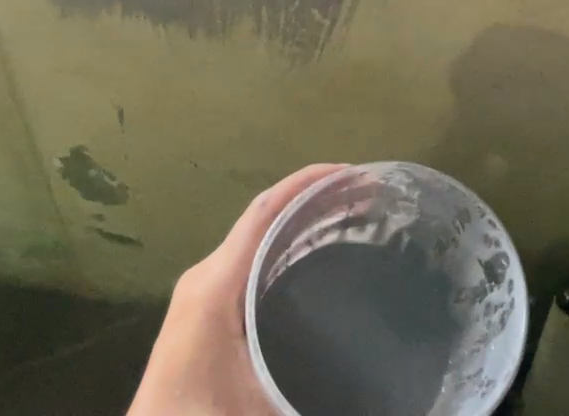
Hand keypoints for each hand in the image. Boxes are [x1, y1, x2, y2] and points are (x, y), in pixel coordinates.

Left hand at [127, 164, 349, 415]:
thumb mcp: (261, 402)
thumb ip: (312, 377)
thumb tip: (363, 361)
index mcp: (216, 283)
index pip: (265, 210)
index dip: (308, 182)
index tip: (353, 175)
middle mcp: (206, 275)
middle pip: (264, 216)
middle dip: (313, 198)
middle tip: (366, 199)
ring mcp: (202, 291)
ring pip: (256, 236)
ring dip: (299, 220)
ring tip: (349, 219)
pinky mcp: (203, 309)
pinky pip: (249, 258)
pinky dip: (284, 244)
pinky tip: (313, 260)